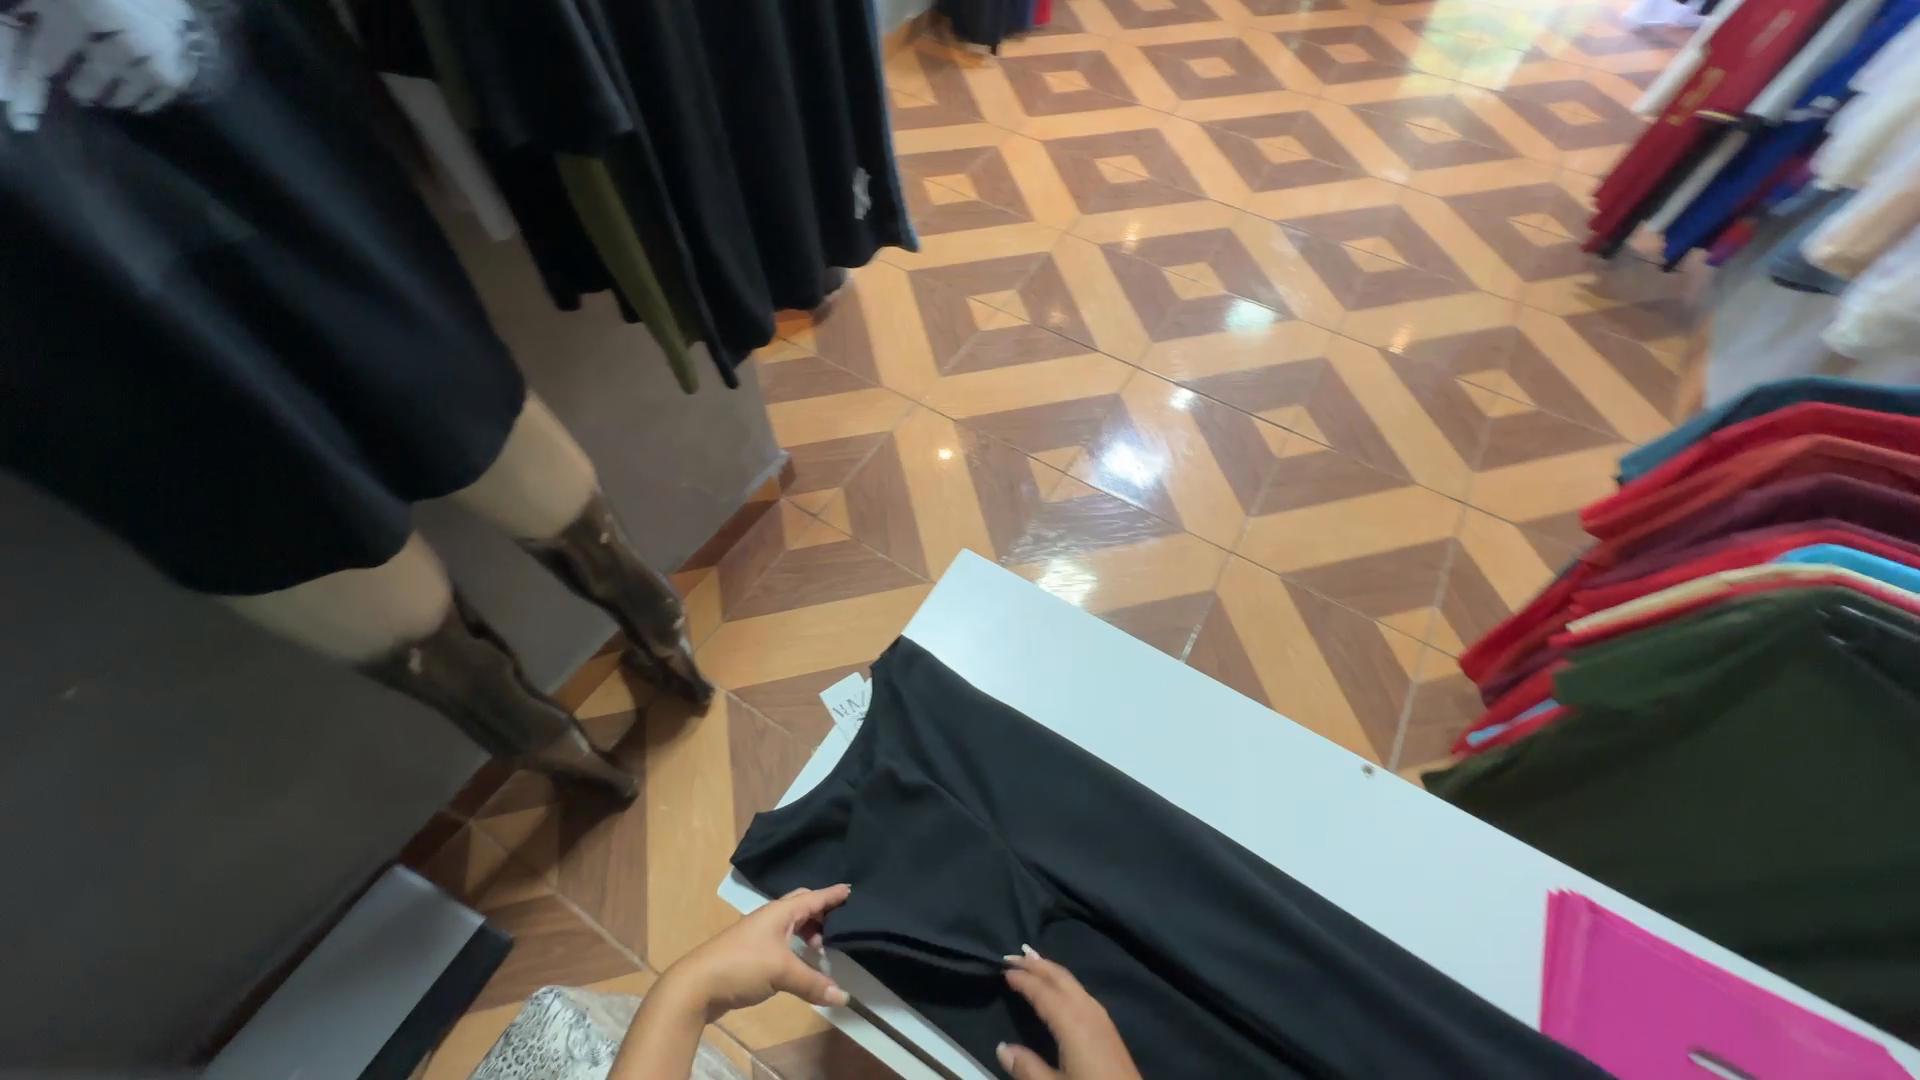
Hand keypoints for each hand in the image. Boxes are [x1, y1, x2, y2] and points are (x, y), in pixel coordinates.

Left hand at [659, 884, 852, 1021]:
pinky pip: (782, 941)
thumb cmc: (742, 965)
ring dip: (807, 931)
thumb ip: (813, 983)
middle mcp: (770, 917)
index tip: (851, 889)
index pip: (814, 897)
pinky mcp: (751, 953)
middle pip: (801, 905)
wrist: (696, 985)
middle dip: (821, 911)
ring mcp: (759, 935)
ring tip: (821, 947)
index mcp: (780, 912)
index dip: (833, 894)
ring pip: (791, 924)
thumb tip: (843, 997)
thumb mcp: (782, 972)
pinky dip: (796, 946)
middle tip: (840, 922)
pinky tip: (800, 962)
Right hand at [996, 947, 1141, 1079]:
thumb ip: (1027, 1067)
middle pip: (1059, 977)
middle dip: (1036, 964)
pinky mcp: (1107, 1026)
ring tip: (1033, 962)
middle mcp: (1087, 1010)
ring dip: (1050, 970)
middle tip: (1013, 955)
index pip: (1043, 991)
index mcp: (1072, 1021)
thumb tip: (1001, 1047)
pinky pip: (1080, 991)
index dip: (1023, 978)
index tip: (1003, 968)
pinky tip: (1060, 989)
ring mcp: (1101, 1016)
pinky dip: (1064, 982)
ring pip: (1072, 982)